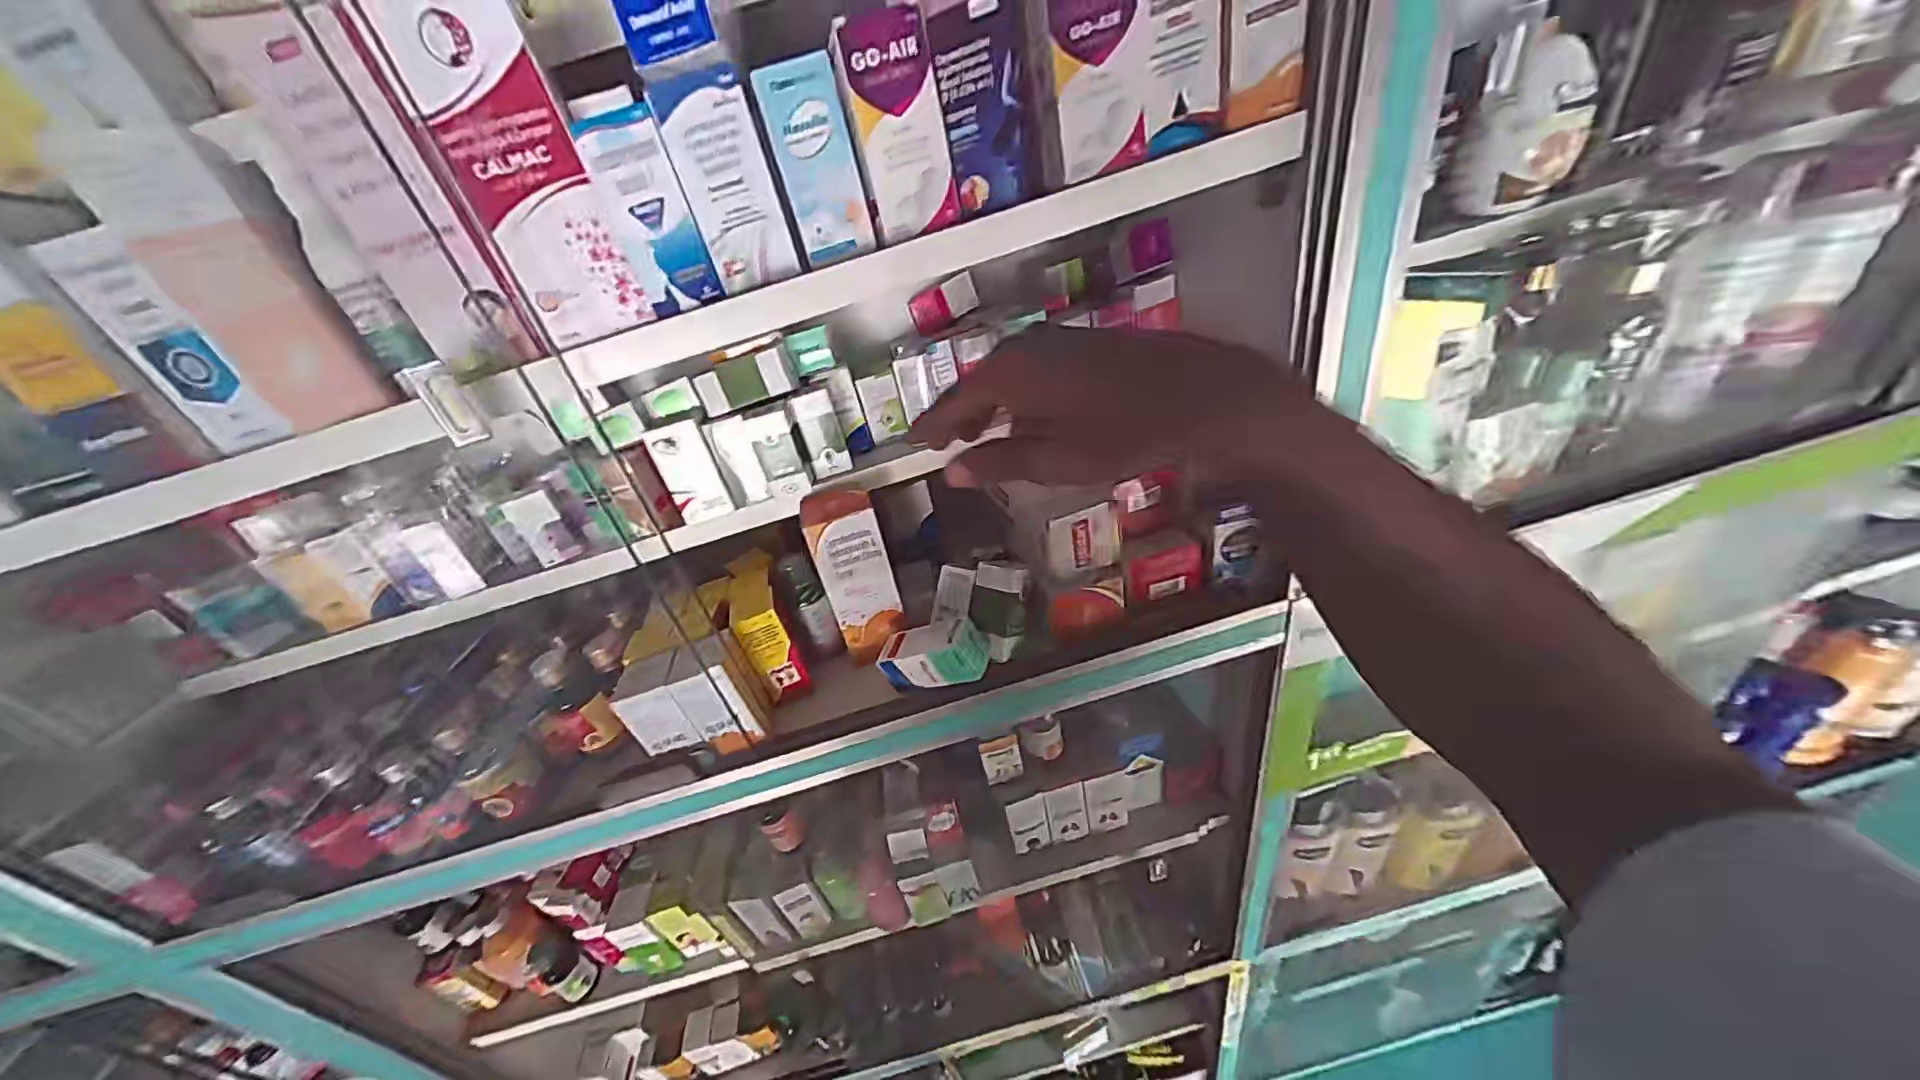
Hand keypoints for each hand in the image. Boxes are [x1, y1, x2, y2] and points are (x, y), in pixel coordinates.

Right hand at [908, 325, 1309, 487]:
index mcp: (1011, 372)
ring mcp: (1060, 341)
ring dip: (995, 406)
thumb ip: (1000, 462)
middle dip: (964, 414)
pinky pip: (1037, 370)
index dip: (934, 424)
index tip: (914, 441)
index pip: (956, 401)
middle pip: (980, 383)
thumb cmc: (1126, 433)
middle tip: (947, 442)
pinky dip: (1025, 396)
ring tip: (985, 434)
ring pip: (1010, 375)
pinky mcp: (1086, 344)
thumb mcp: (1057, 460)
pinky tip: (1034, 419)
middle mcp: (1028, 347)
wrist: (1205, 396)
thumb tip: (953, 471)